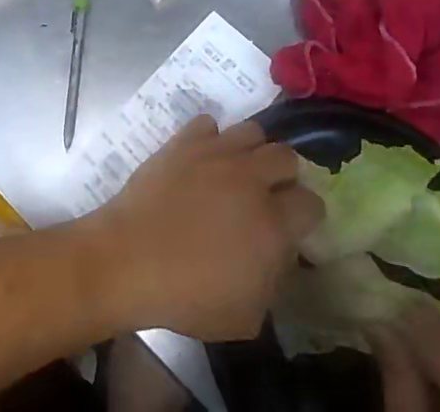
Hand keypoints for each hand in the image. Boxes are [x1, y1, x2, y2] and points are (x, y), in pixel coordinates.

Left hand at [80, 118, 323, 341]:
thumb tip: (278, 254)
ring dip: (252, 151)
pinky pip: (208, 123)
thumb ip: (273, 280)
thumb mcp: (246, 314)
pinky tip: (203, 159)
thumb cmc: (186, 295)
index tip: (292, 226)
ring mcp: (215, 154)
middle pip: (287, 157)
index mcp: (272, 223)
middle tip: (267, 195)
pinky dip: (210, 138)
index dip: (305, 216)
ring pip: (252, 131)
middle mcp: (250, 179)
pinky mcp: (183, 142)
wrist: (127, 260)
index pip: (312, 203)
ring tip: (238, 171)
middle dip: (284, 175)